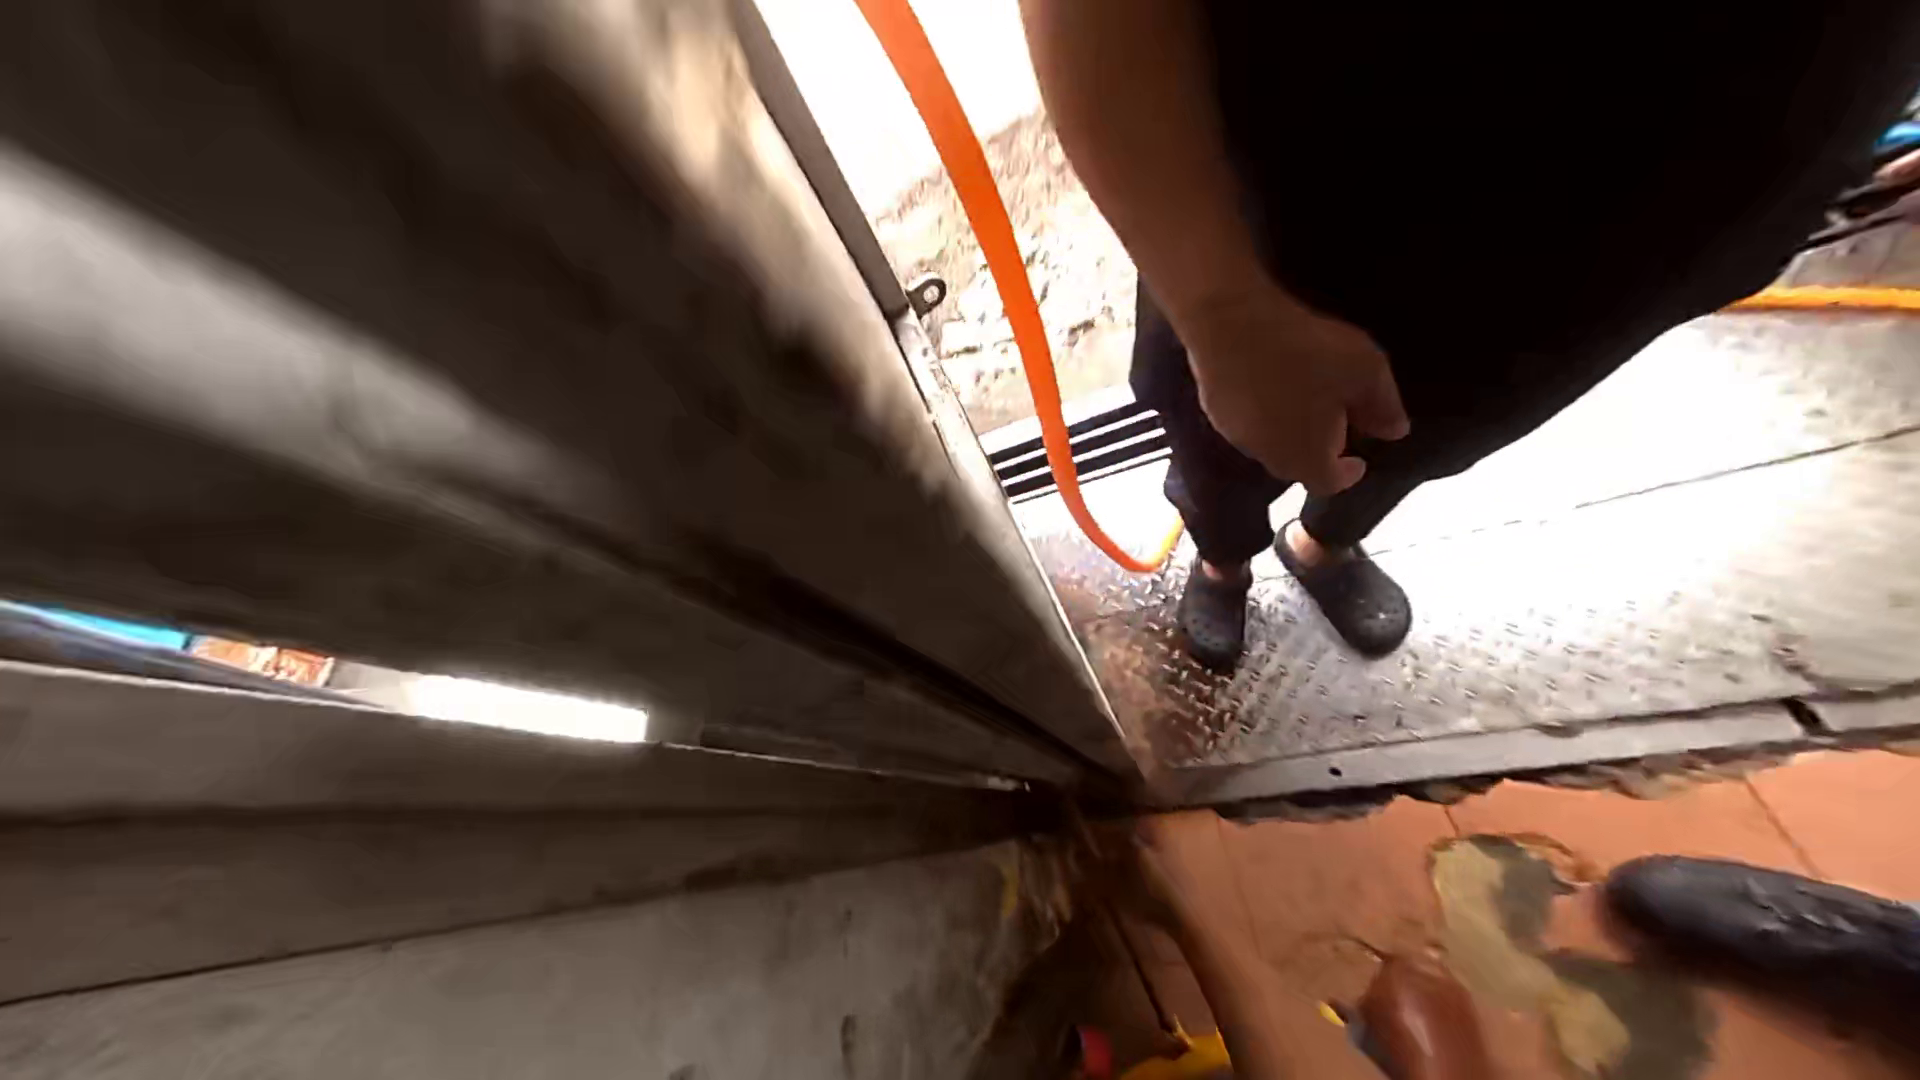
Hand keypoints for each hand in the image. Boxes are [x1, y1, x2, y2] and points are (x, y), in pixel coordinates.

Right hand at [1172, 282, 1408, 493]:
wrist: (1232, 327)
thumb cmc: (1305, 352)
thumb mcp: (1364, 372)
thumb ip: (1382, 407)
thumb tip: (1392, 431)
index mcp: (1307, 457)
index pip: (1328, 483)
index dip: (1345, 474)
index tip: (1358, 458)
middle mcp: (1268, 458)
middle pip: (1296, 467)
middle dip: (1315, 452)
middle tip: (1332, 424)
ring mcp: (1237, 437)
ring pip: (1269, 445)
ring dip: (1286, 433)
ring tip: (1297, 402)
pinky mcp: (1215, 415)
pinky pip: (1245, 425)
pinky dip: (1260, 415)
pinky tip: (1265, 386)